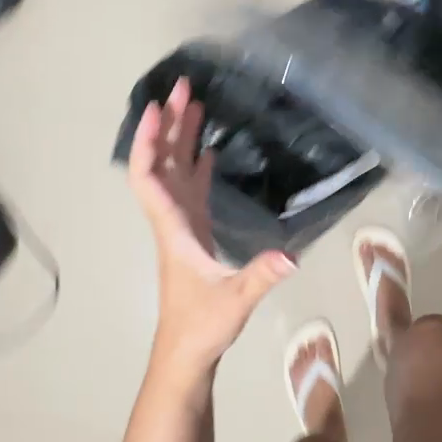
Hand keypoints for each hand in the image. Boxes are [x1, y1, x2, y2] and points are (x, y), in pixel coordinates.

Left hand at [128, 77, 295, 379]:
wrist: (185, 354)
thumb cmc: (201, 326)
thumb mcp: (235, 300)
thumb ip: (261, 276)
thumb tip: (292, 256)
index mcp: (173, 227)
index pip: (149, 176)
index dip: (150, 141)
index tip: (160, 107)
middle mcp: (172, 219)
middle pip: (162, 163)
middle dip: (170, 124)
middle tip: (184, 87)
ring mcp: (182, 227)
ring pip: (175, 173)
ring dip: (181, 139)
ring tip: (194, 104)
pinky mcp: (194, 236)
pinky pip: (190, 191)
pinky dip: (194, 166)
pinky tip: (205, 149)